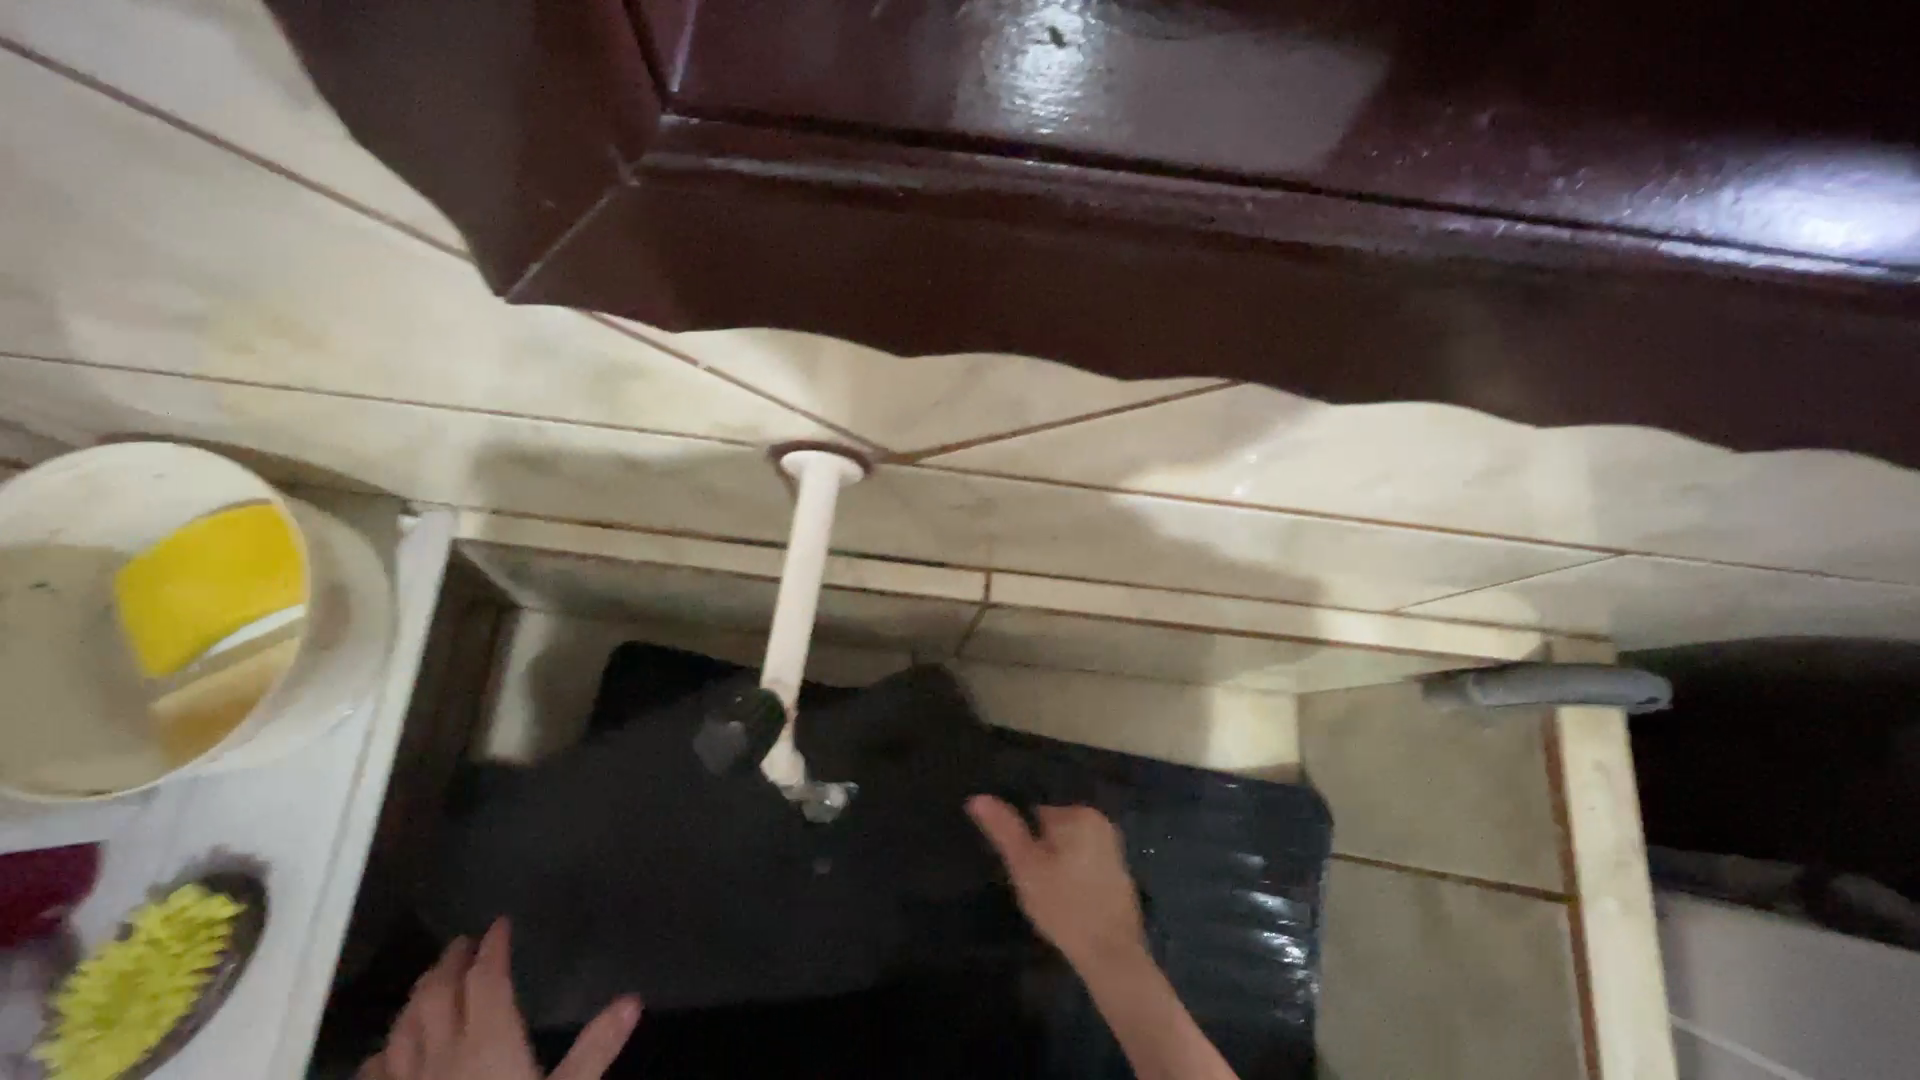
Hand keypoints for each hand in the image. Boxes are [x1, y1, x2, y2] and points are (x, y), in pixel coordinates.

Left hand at [359, 918, 641, 1079]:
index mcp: (489, 1041)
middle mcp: (442, 1054)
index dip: (493, 947)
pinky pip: (374, 1072)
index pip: (486, 979)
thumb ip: (596, 1049)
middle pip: (437, 994)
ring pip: (402, 1027)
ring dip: (417, 997)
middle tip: (463, 942)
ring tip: (430, 982)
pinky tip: (389, 1051)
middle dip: (450, 962)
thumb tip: (632, 1000)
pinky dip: (384, 1050)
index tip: (501, 924)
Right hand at [966, 795, 1145, 971]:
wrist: (1110, 953)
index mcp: (1079, 813)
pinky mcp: (1119, 871)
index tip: (1022, 868)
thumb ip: (1003, 829)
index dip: (1023, 842)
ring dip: (1056, 866)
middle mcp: (1101, 821)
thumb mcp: (1025, 866)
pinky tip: (1069, 901)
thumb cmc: (1063, 905)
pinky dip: (1073, 877)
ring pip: (1068, 848)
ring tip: (1051, 896)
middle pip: (1052, 830)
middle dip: (1041, 853)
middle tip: (1035, 886)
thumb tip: (976, 798)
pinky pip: (1084, 864)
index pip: (1034, 814)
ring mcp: (1113, 847)